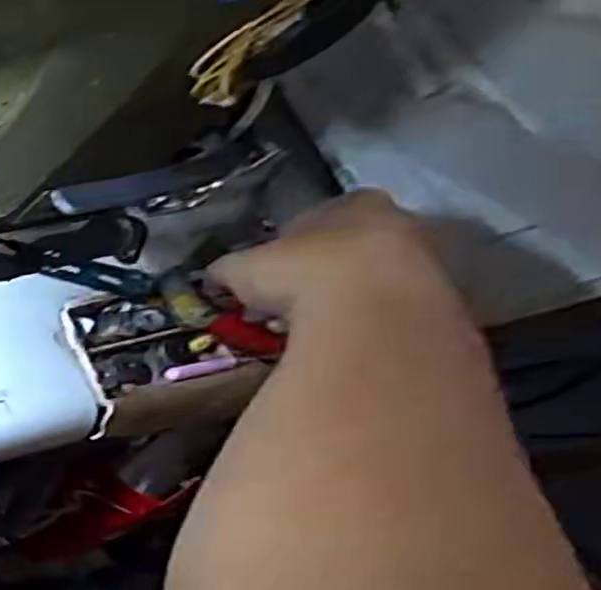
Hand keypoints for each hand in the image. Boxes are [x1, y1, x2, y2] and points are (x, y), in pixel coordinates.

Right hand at [209, 190, 465, 319]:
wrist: (369, 306)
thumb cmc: (302, 270)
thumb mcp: (240, 268)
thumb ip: (226, 269)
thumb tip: (212, 277)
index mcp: (349, 203)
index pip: (316, 215)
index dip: (285, 241)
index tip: (264, 267)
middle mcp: (393, 218)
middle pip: (345, 242)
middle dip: (312, 268)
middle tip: (278, 298)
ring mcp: (419, 253)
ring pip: (364, 272)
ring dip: (334, 293)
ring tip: (300, 321)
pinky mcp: (430, 291)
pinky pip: (379, 301)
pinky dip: (354, 315)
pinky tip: (329, 332)